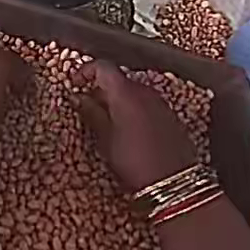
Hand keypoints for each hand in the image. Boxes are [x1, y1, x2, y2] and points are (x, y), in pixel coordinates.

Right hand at [74, 61, 197, 192]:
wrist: (173, 182)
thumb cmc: (133, 161)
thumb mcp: (105, 139)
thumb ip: (92, 113)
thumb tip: (79, 98)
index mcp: (125, 93)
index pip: (103, 67)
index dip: (85, 71)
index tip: (75, 84)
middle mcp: (145, 91)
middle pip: (118, 78)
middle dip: (100, 88)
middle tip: (87, 105)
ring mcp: (160, 103)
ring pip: (133, 91)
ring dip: (117, 99)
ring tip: (105, 120)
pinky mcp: (170, 116)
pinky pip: (146, 103)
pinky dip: (133, 108)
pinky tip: (127, 128)